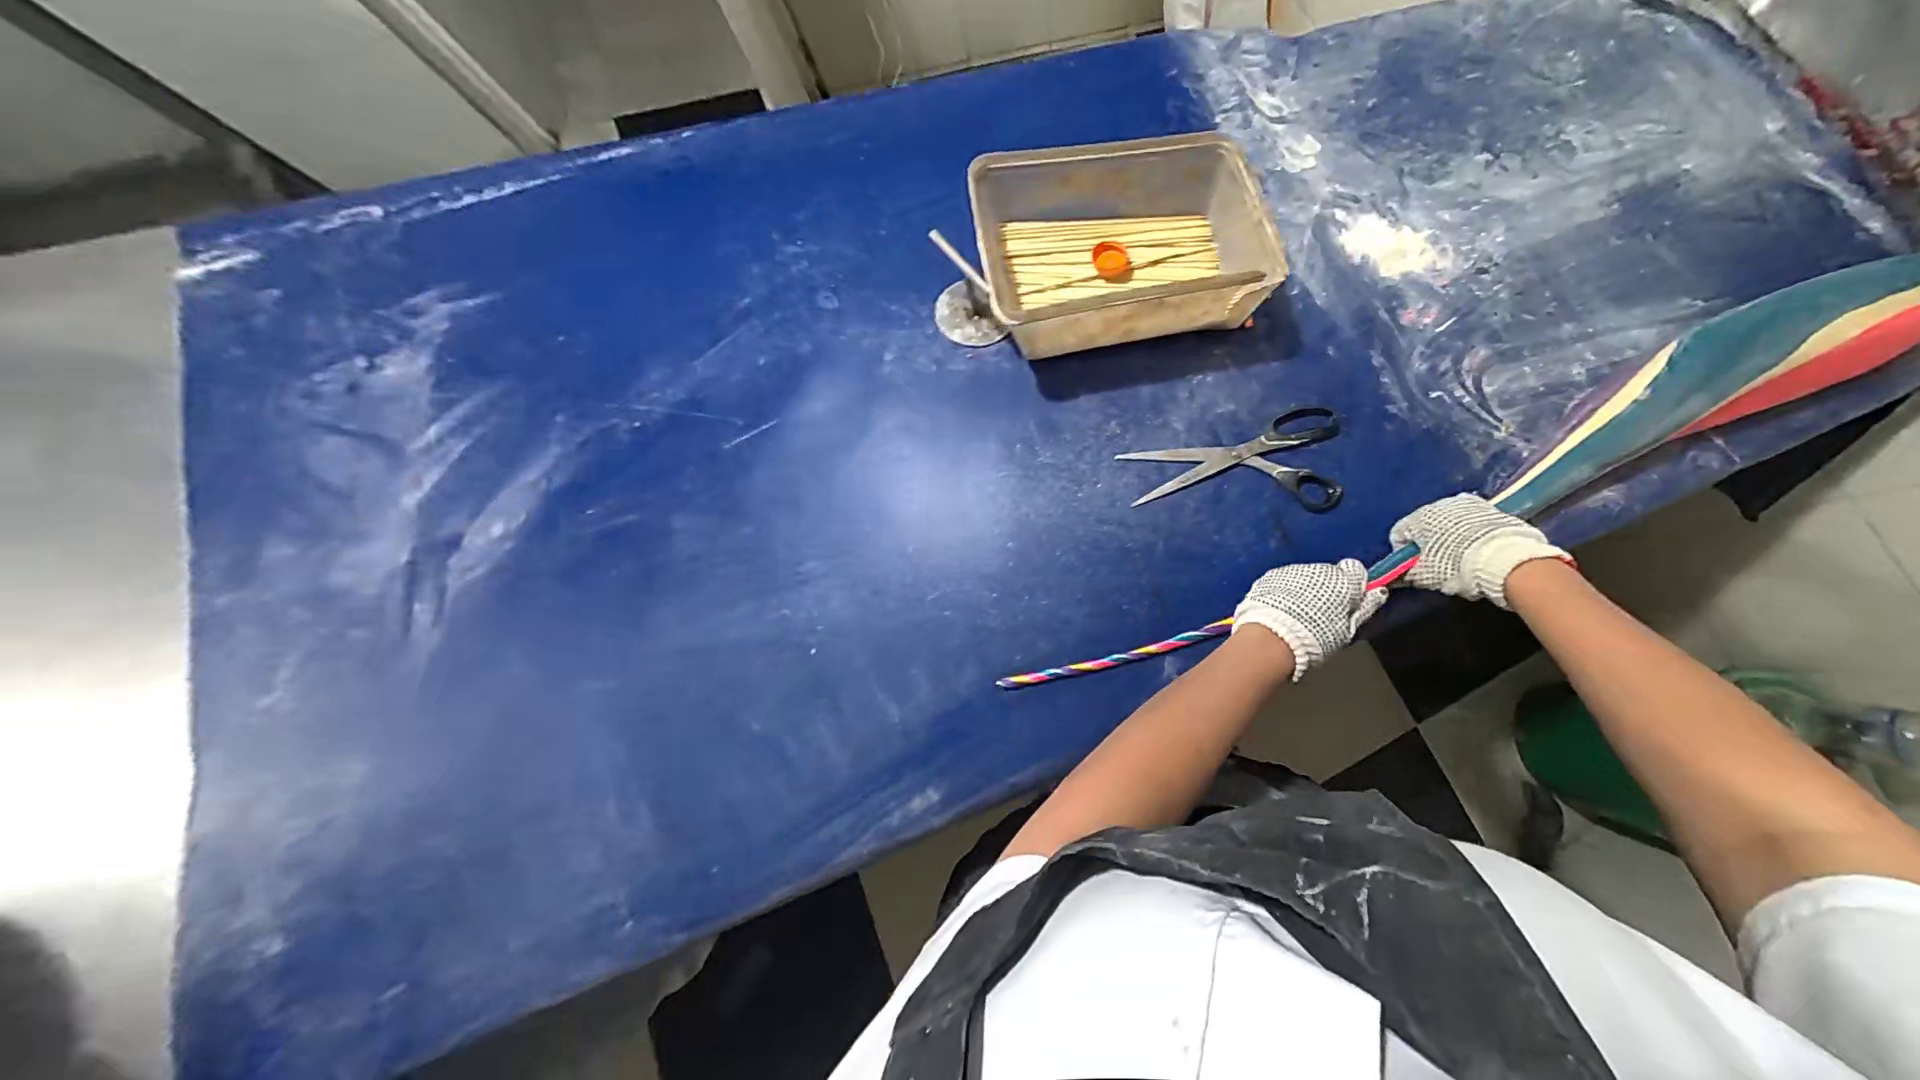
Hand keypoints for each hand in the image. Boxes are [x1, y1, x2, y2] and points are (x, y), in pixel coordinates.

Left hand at [1232, 559, 1386, 679]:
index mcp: (1341, 580)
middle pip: (1327, 574)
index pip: (1355, 571)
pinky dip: (1283, 592)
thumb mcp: (1347, 629)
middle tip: (1319, 614)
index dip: (1352, 587)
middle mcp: (1316, 569)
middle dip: (1325, 589)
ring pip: (1303, 577)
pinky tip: (1279, 610)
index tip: (1347, 602)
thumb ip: (1364, 608)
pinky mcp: (1268, 576)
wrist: (1271, 637)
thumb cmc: (1315, 636)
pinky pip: (1282, 581)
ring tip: (1296, 614)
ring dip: (1302, 590)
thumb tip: (1379, 593)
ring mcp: (1290, 571)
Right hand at [1389, 493, 1569, 608]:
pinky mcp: (1495, 509)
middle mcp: (1441, 504)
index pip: (1399, 534)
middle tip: (1436, 562)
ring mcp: (1470, 504)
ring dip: (1450, 536)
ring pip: (1451, 521)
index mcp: (1418, 517)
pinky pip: (1474, 522)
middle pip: (1425, 524)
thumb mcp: (1425, 575)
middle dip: (1428, 541)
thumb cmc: (1455, 566)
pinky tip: (1479, 549)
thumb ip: (1406, 573)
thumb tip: (1397, 575)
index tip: (1412, 566)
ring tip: (1461, 556)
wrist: (1507, 560)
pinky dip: (1472, 533)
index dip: (1403, 553)